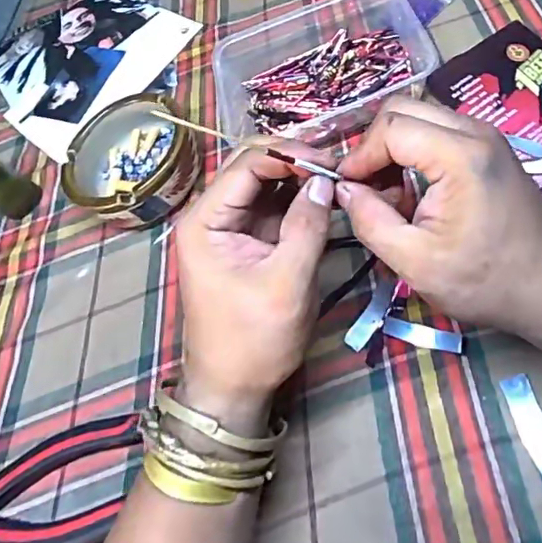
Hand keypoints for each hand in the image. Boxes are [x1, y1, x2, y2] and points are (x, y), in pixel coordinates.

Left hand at [170, 141, 335, 430]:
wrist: (233, 388)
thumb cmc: (253, 340)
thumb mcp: (286, 283)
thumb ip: (306, 227)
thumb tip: (324, 182)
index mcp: (205, 220)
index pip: (247, 165)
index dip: (288, 154)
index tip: (329, 160)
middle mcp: (211, 214)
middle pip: (253, 168)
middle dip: (294, 161)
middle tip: (337, 165)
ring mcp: (228, 226)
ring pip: (265, 184)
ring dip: (298, 177)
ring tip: (336, 175)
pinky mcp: (246, 239)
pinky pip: (272, 206)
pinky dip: (297, 199)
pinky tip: (323, 195)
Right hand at [335, 98, 541, 341]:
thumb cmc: (487, 281)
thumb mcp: (416, 262)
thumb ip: (370, 221)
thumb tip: (343, 190)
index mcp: (460, 155)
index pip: (391, 127)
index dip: (360, 154)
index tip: (346, 186)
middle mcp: (475, 132)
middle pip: (403, 109)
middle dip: (374, 144)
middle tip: (363, 185)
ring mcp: (485, 135)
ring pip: (419, 117)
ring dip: (394, 148)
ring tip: (388, 194)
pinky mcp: (488, 147)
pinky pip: (437, 131)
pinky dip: (414, 152)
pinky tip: (413, 192)